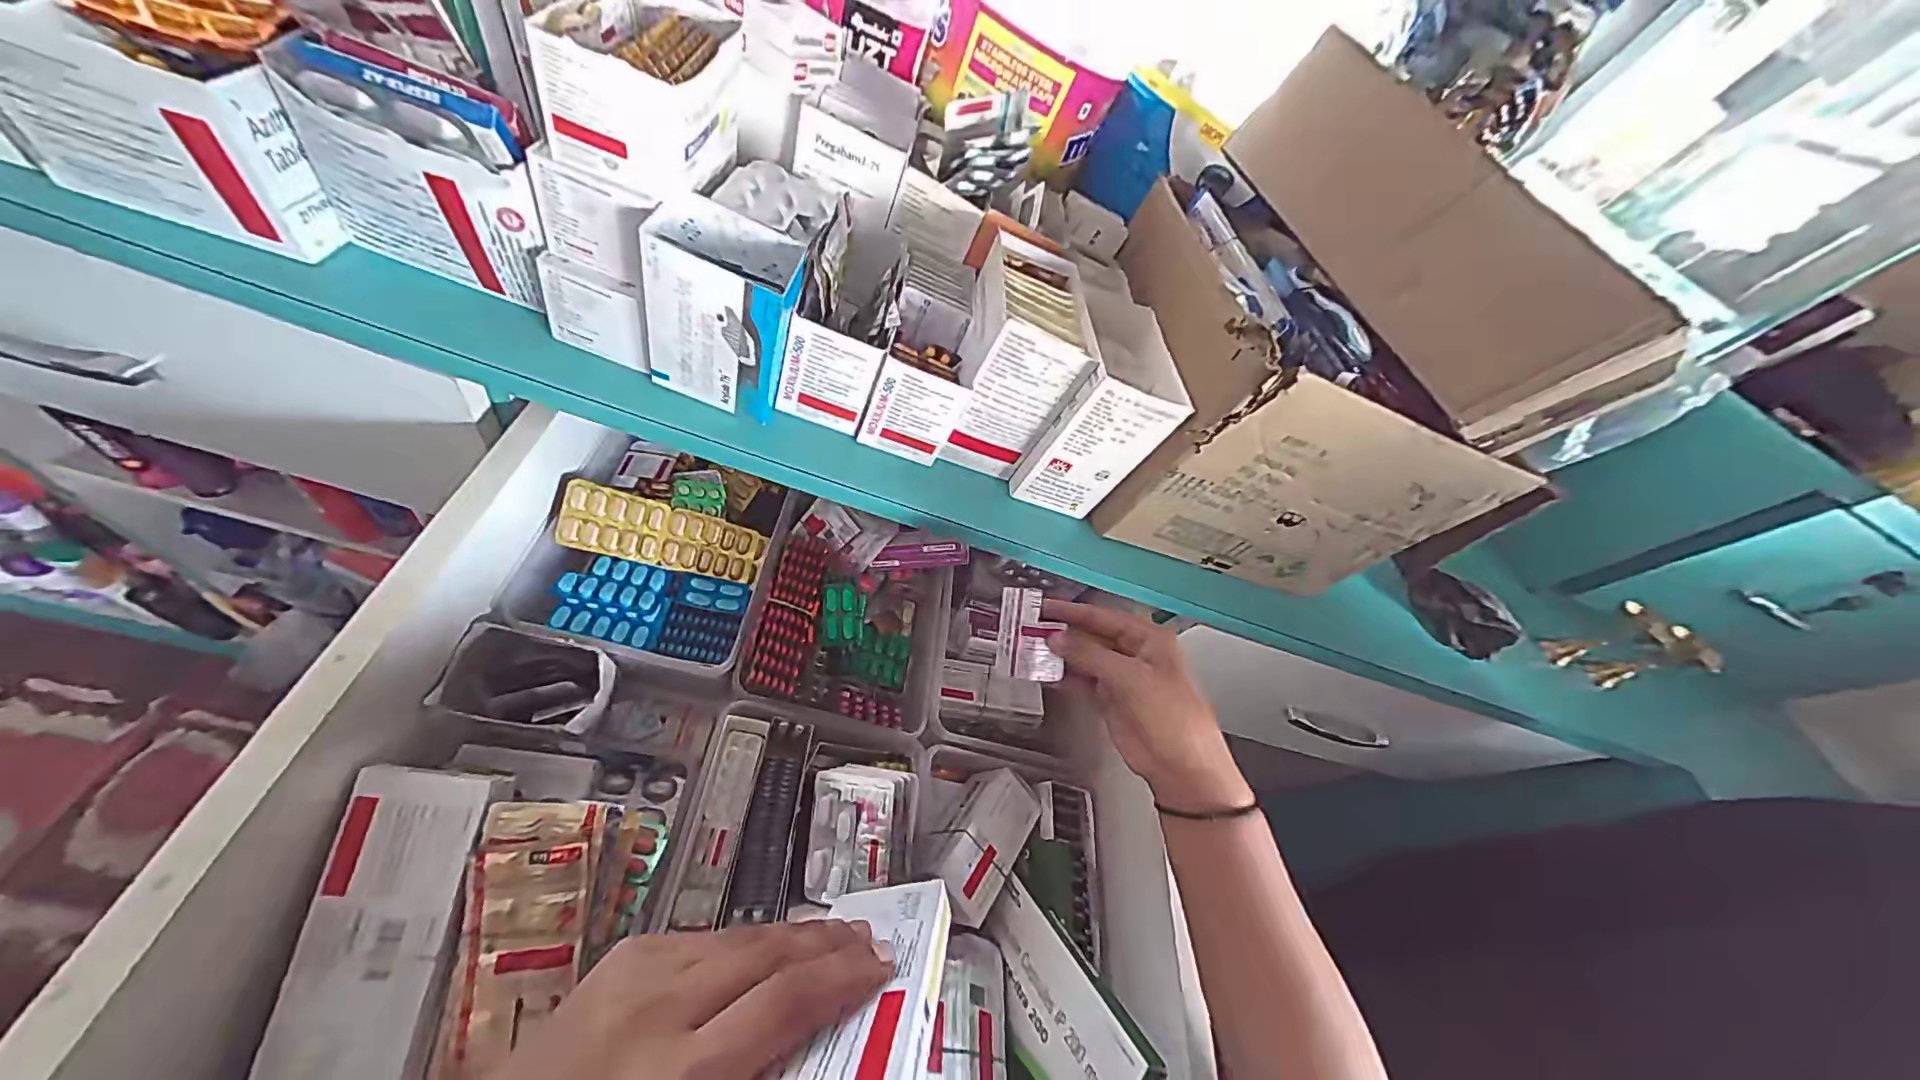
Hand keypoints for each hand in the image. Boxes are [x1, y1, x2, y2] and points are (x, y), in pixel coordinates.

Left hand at [486, 920, 890, 1079]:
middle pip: (769, 953)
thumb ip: (752, 1073)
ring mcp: (638, 970)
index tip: (881, 967)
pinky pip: (703, 936)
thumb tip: (807, 1039)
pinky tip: (766, 940)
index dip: (842, 979)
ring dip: (793, 933)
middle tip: (869, 938)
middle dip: (828, 942)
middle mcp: (661, 1005)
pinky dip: (746, 937)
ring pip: (741, 935)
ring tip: (831, 931)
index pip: (786, 1003)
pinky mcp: (623, 954)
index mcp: (679, 1068)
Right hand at [1042, 600, 1252, 813]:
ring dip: (1062, 656)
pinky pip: (1084, 682)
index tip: (1048, 608)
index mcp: (1149, 640)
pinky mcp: (1113, 700)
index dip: (1073, 611)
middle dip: (1065, 633)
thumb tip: (1060, 639)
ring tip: (1036, 650)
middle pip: (1093, 636)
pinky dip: (1066, 677)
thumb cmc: (1175, 719)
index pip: (1104, 616)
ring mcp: (1124, 678)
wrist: (1181, 766)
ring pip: (1086, 659)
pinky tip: (1050, 674)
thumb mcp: (1129, 678)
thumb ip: (1089, 655)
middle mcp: (1136, 655)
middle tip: (1036, 629)